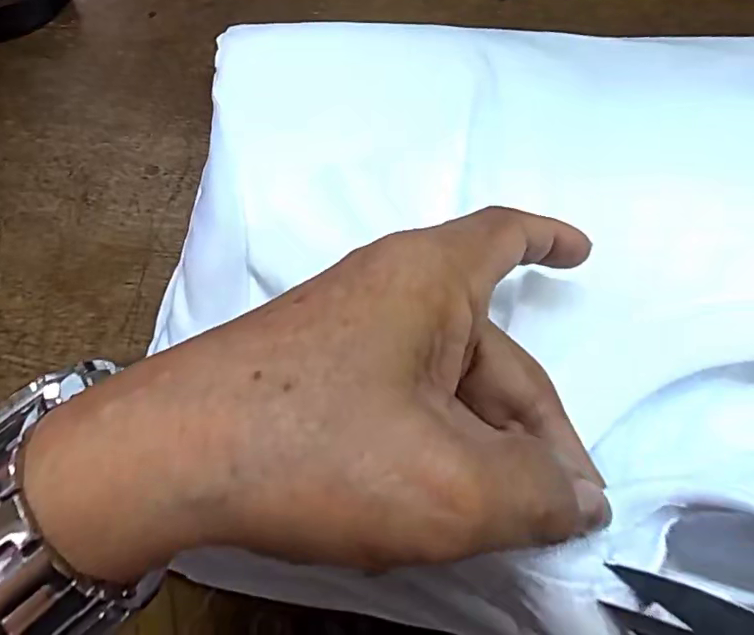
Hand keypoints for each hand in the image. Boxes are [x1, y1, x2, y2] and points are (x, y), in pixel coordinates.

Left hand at [22, 207, 609, 582]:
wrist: (171, 453)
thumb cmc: (319, 445)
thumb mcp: (449, 484)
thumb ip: (531, 490)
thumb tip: (577, 495)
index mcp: (428, 278)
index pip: (502, 236)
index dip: (547, 240)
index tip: (581, 252)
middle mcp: (390, 288)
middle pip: (488, 346)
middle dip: (532, 425)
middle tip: (562, 504)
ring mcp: (350, 327)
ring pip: (444, 381)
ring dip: (482, 443)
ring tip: (500, 518)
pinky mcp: (320, 366)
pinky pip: (403, 394)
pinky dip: (436, 440)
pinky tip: (435, 499)